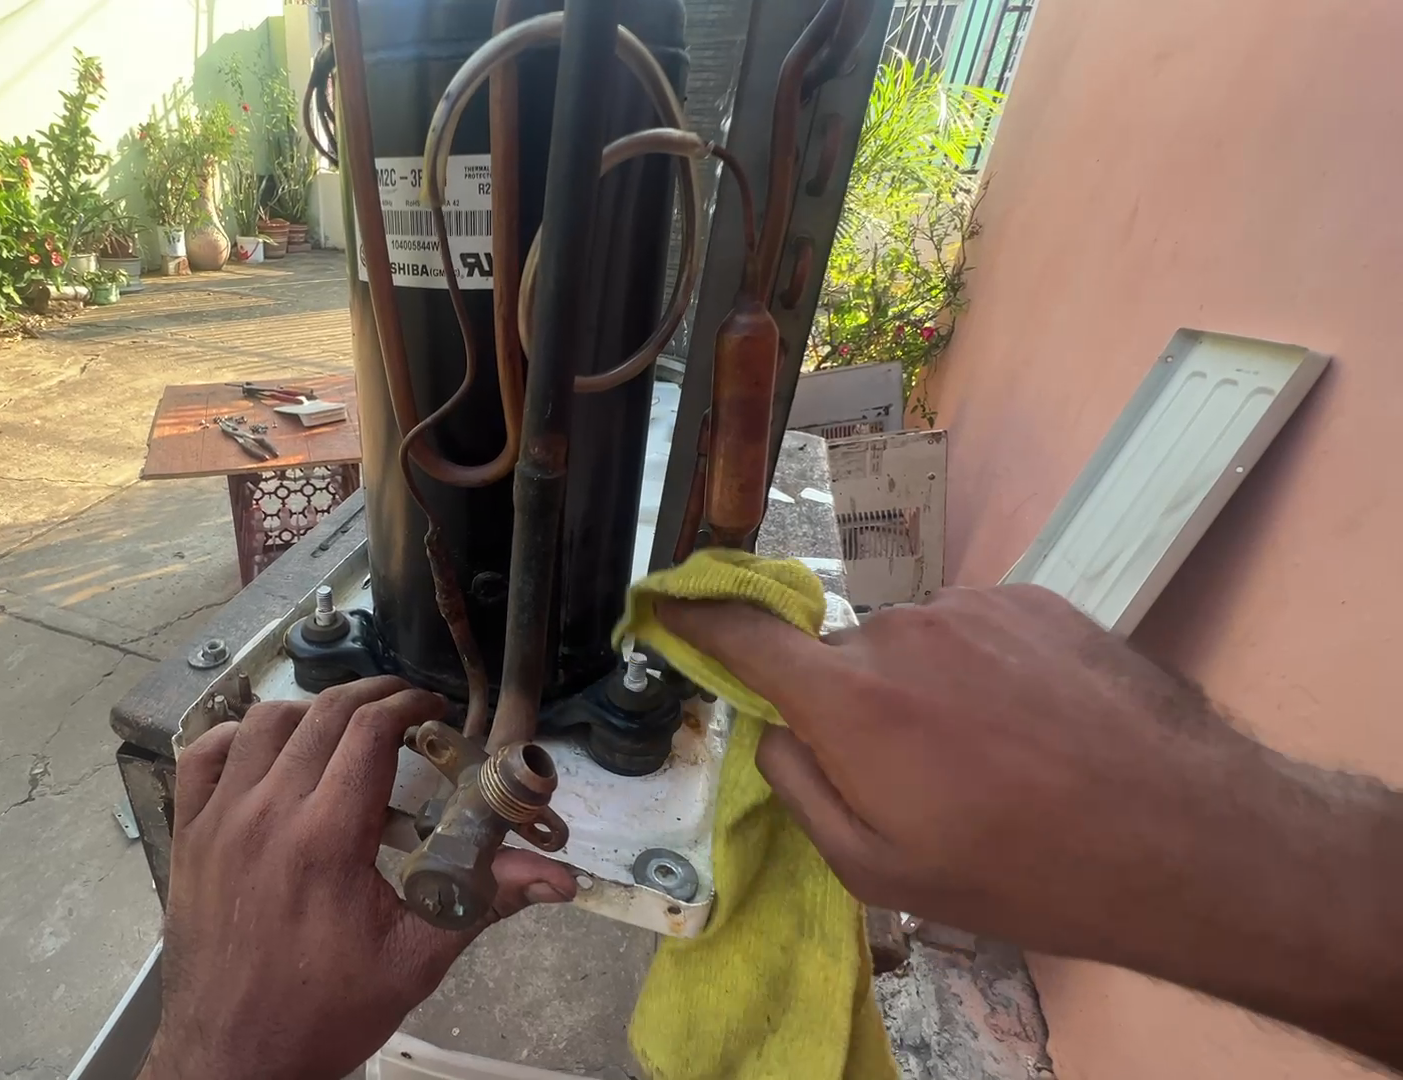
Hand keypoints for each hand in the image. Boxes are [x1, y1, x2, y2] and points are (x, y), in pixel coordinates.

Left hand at [140, 677, 576, 1079]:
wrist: (231, 1060)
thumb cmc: (325, 1011)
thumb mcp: (414, 962)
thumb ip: (485, 901)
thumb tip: (559, 877)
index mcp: (326, 837)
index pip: (370, 731)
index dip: (408, 704)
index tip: (433, 707)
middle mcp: (268, 811)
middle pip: (325, 714)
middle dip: (373, 695)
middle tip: (404, 705)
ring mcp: (219, 817)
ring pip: (264, 721)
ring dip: (312, 710)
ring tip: (344, 728)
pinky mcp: (188, 831)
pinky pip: (204, 753)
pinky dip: (239, 734)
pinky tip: (267, 749)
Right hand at [660, 585, 1402, 1066]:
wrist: (1201, 847)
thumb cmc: (1020, 870)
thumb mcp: (878, 870)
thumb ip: (797, 788)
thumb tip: (772, 726)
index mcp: (847, 701)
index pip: (743, 636)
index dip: (695, 615)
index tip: (666, 600)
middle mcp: (893, 634)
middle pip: (835, 654)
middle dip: (850, 698)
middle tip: (913, 760)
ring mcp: (963, 607)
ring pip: (903, 639)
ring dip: (918, 681)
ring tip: (991, 741)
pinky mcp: (1026, 596)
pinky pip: (964, 623)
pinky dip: (974, 660)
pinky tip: (1030, 711)